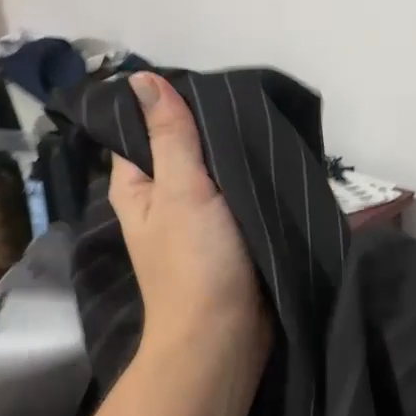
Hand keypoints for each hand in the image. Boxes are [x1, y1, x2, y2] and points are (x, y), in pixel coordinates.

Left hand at [110, 72, 271, 362]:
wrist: (225, 336)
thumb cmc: (195, 262)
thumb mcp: (182, 190)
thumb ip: (170, 136)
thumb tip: (142, 79)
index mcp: (137, 186)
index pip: (146, 130)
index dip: (174, 107)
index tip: (215, 93)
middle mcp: (163, 202)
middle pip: (187, 153)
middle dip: (216, 136)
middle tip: (253, 114)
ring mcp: (199, 226)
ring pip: (219, 180)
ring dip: (240, 165)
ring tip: (271, 140)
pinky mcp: (231, 244)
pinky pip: (241, 205)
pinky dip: (255, 192)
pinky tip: (277, 177)